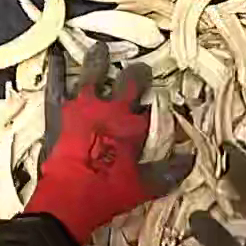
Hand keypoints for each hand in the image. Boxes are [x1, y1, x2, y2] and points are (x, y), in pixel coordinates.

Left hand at [24, 43, 193, 241]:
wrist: (68, 197)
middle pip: (128, 82)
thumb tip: (191, 158)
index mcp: (133, 124)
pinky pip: (55, 84)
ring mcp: (81, 106)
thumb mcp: (145, 186)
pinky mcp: (57, 110)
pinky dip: (55, 69)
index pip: (151, 107)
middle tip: (140, 70)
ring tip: (100, 48)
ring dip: (99, 60)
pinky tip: (54, 54)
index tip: (159, 100)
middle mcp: (110, 108)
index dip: (157, 103)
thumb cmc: (108, 192)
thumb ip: (169, 171)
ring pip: (92, 75)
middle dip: (136, 74)